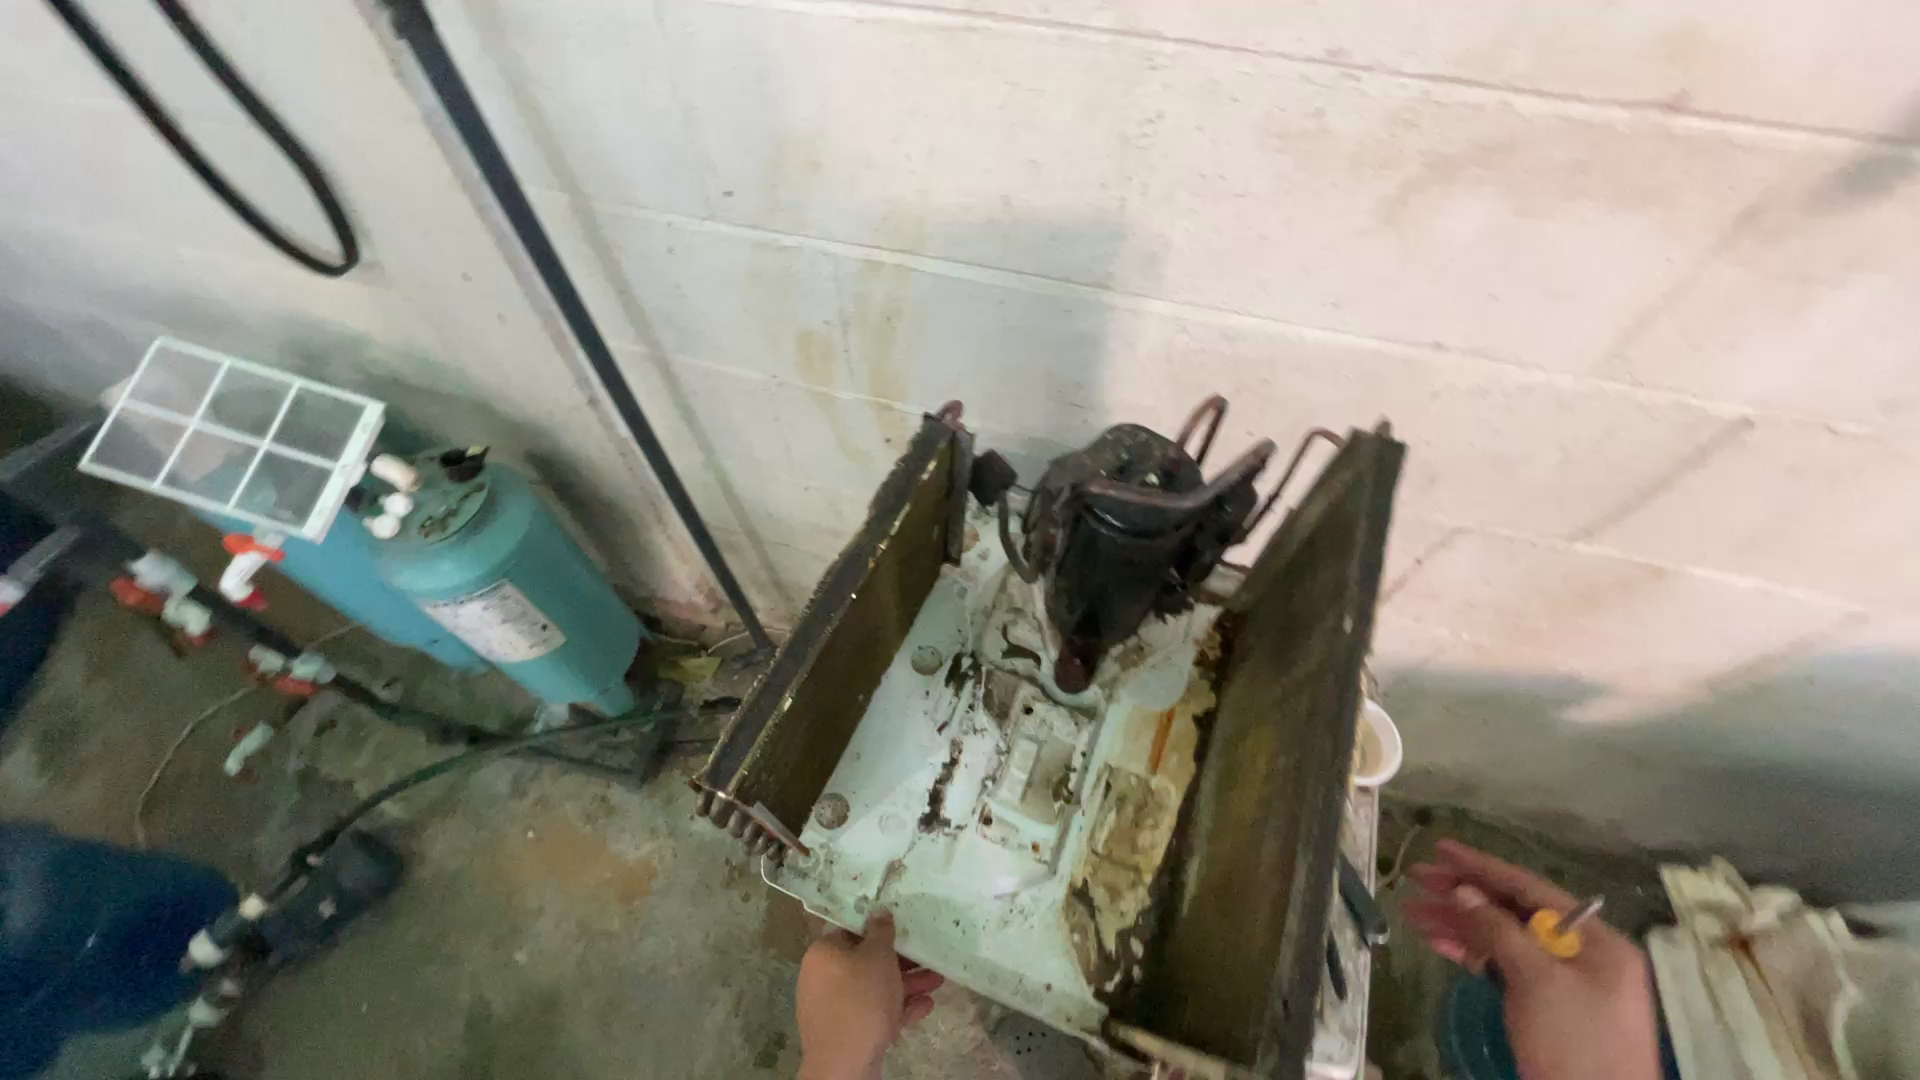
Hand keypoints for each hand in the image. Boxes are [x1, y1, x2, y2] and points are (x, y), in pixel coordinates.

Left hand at [796, 909, 943, 1079]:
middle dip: (902, 962)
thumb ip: (881, 931)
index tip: (902, 927)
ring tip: (937, 982)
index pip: (852, 931)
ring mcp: (833, 1008)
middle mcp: (823, 978)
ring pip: (873, 989)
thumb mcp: (878, 956)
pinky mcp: (846, 1033)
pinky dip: (897, 1009)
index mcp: (823, 953)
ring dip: (906, 985)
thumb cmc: (861, 998)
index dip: (879, 928)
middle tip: (928, 958)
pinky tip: (925, 1007)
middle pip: (867, 962)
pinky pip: (873, 1013)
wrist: (844, 1065)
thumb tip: (879, 912)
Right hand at [1403, 840, 1660, 1079]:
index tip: (1440, 848)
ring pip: (1501, 936)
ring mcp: (1564, 980)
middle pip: (1512, 910)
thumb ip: (1498, 929)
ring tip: (1411, 912)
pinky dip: (1469, 952)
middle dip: (1462, 894)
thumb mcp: (1536, 979)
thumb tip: (1463, 891)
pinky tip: (1435, 942)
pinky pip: (1502, 964)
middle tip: (1416, 877)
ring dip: (1456, 923)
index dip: (1481, 866)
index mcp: (1596, 942)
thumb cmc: (1575, 1042)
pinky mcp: (1545, 1003)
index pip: (1529, 889)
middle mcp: (1582, 954)